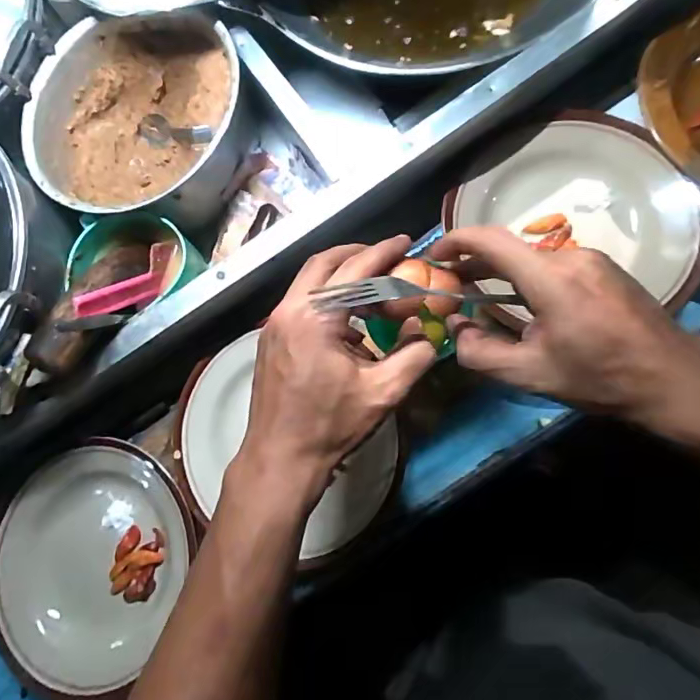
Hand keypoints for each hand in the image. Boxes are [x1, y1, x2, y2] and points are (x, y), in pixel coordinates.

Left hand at [228, 236, 438, 519]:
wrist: (279, 457)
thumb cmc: (330, 427)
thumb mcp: (383, 392)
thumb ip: (414, 353)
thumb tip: (429, 329)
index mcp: (314, 316)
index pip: (354, 269)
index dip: (383, 252)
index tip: (406, 242)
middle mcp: (288, 310)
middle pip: (324, 263)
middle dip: (357, 254)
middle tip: (388, 257)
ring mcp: (274, 323)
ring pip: (309, 282)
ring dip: (341, 277)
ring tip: (375, 288)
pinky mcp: (271, 337)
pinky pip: (301, 302)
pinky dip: (327, 299)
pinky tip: (351, 321)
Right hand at [428, 226, 699, 426]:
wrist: (676, 379)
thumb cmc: (601, 377)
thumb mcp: (530, 374)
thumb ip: (480, 353)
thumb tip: (457, 329)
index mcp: (549, 277)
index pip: (489, 240)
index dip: (454, 241)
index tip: (433, 256)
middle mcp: (570, 257)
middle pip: (509, 248)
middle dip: (473, 262)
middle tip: (448, 284)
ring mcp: (592, 260)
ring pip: (531, 257)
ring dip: (501, 271)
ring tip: (480, 294)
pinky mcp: (605, 270)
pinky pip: (553, 264)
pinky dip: (526, 276)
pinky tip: (522, 302)